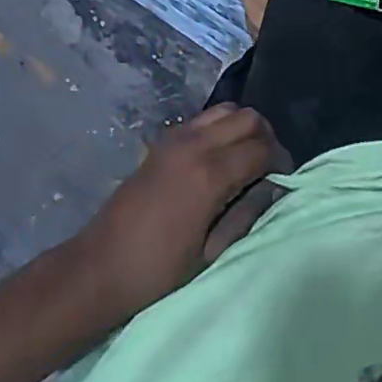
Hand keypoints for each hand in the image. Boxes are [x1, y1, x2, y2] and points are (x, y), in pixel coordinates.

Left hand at [81, 104, 289, 317]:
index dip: (281, 161)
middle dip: (267, 137)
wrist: (97, 269)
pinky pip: (204, 118)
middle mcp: (195, 146)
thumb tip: (272, 187)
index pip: (263, 148)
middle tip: (269, 166)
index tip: (284, 180)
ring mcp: (176, 139)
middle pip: (249, 117)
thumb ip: (247, 212)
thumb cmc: (157, 271)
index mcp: (209, 175)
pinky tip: (220, 156)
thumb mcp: (211, 252)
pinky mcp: (162, 142)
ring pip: (227, 110)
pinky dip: (221, 127)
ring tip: (246, 157)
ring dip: (244, 128)